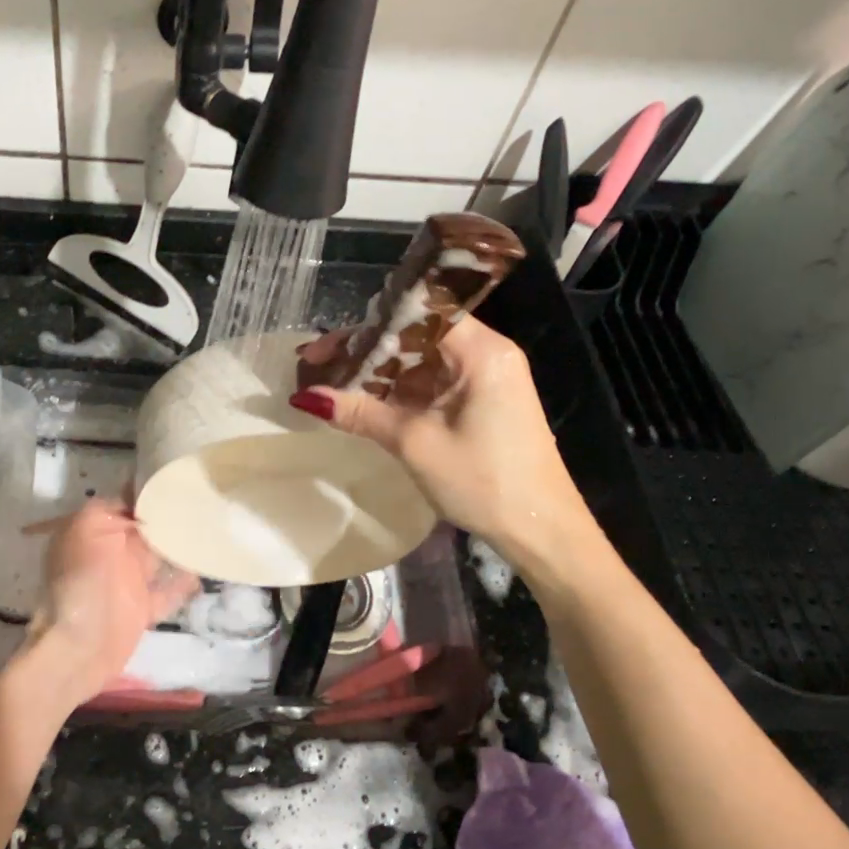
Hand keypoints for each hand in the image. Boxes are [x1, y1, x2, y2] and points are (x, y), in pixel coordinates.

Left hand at [24, 498, 198, 704]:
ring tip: (211, 530)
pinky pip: (168, 590)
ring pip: (159, 556)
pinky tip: (204, 569)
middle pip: (146, 528)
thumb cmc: (82, 581)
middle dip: (170, 517)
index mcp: (94, 530)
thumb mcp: (87, 528)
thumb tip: (138, 497)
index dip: (150, 493)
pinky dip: (184, 581)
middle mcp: (112, 551)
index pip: (126, 503)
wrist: (79, 646)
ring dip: (181, 546)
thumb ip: (110, 508)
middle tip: (205, 502)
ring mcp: (127, 580)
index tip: (180, 482)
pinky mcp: (142, 608)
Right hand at [291, 317, 597, 579]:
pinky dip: (397, 390)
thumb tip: (305, 397)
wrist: (544, 533)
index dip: (367, 327)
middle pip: (414, 335)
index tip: (325, 346)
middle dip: (364, 349)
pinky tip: (361, 400)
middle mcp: (486, 354)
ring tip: (328, 382)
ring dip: (376, 371)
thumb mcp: (416, 444)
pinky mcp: (481, 402)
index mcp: (481, 351)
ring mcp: (484, 379)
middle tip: (315, 364)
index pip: (416, 315)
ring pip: (419, 360)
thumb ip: (361, 413)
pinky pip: (431, 382)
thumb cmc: (485, 482)